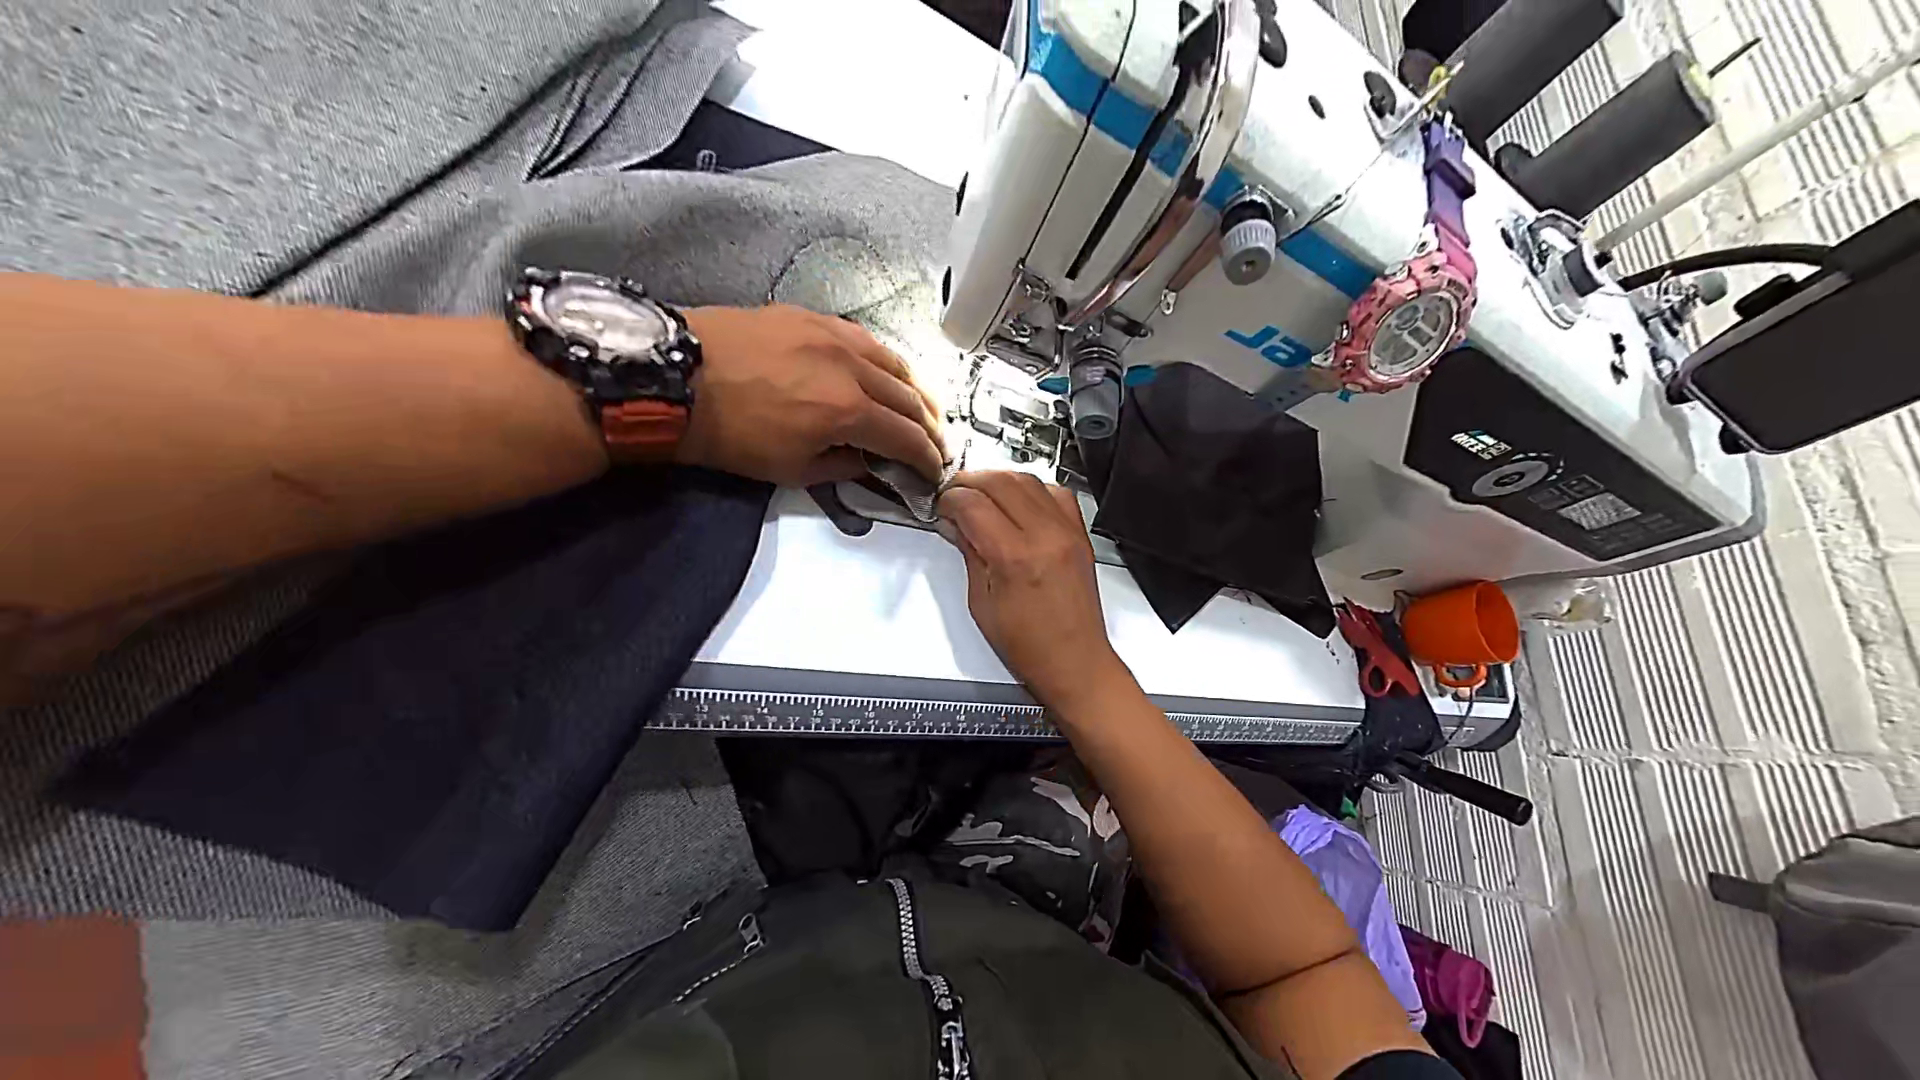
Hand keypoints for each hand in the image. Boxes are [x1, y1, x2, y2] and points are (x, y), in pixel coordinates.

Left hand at [676, 305, 945, 485]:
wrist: (677, 380)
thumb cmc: (730, 434)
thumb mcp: (792, 470)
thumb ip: (843, 466)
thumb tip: (870, 462)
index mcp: (848, 410)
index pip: (906, 437)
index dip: (926, 457)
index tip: (933, 469)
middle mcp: (851, 367)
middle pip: (910, 398)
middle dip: (930, 426)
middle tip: (936, 443)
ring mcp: (834, 335)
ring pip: (895, 362)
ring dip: (916, 389)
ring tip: (923, 407)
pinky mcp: (813, 317)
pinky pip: (866, 339)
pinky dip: (886, 361)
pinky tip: (886, 371)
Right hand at [936, 471, 1127, 708]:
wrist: (1075, 661)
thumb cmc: (1030, 646)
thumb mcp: (981, 603)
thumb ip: (970, 554)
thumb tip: (957, 524)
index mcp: (1014, 557)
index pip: (973, 503)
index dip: (950, 499)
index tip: (942, 505)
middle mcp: (1045, 536)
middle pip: (1000, 481)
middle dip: (970, 482)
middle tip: (955, 493)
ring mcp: (1067, 532)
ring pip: (1028, 479)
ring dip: (999, 480)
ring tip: (981, 494)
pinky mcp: (1080, 534)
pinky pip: (1056, 492)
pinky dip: (1032, 488)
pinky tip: (1018, 501)